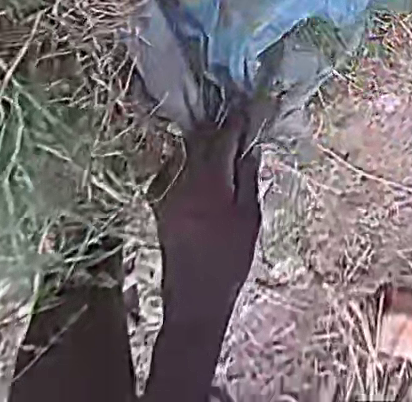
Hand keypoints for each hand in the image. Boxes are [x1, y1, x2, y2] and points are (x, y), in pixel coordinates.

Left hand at [151, 117, 261, 311]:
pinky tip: (203, 167)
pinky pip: (176, 169)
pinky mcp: (161, 203)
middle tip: (236, 124)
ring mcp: (169, 190)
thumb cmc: (229, 260)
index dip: (236, 122)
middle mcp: (185, 179)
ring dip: (204, 143)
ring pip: (186, 152)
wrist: (194, 299)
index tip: (248, 112)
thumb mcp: (249, 217)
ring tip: (221, 143)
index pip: (223, 137)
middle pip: (201, 139)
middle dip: (218, 128)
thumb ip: (248, 177)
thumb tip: (251, 146)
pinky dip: (191, 161)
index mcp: (210, 180)